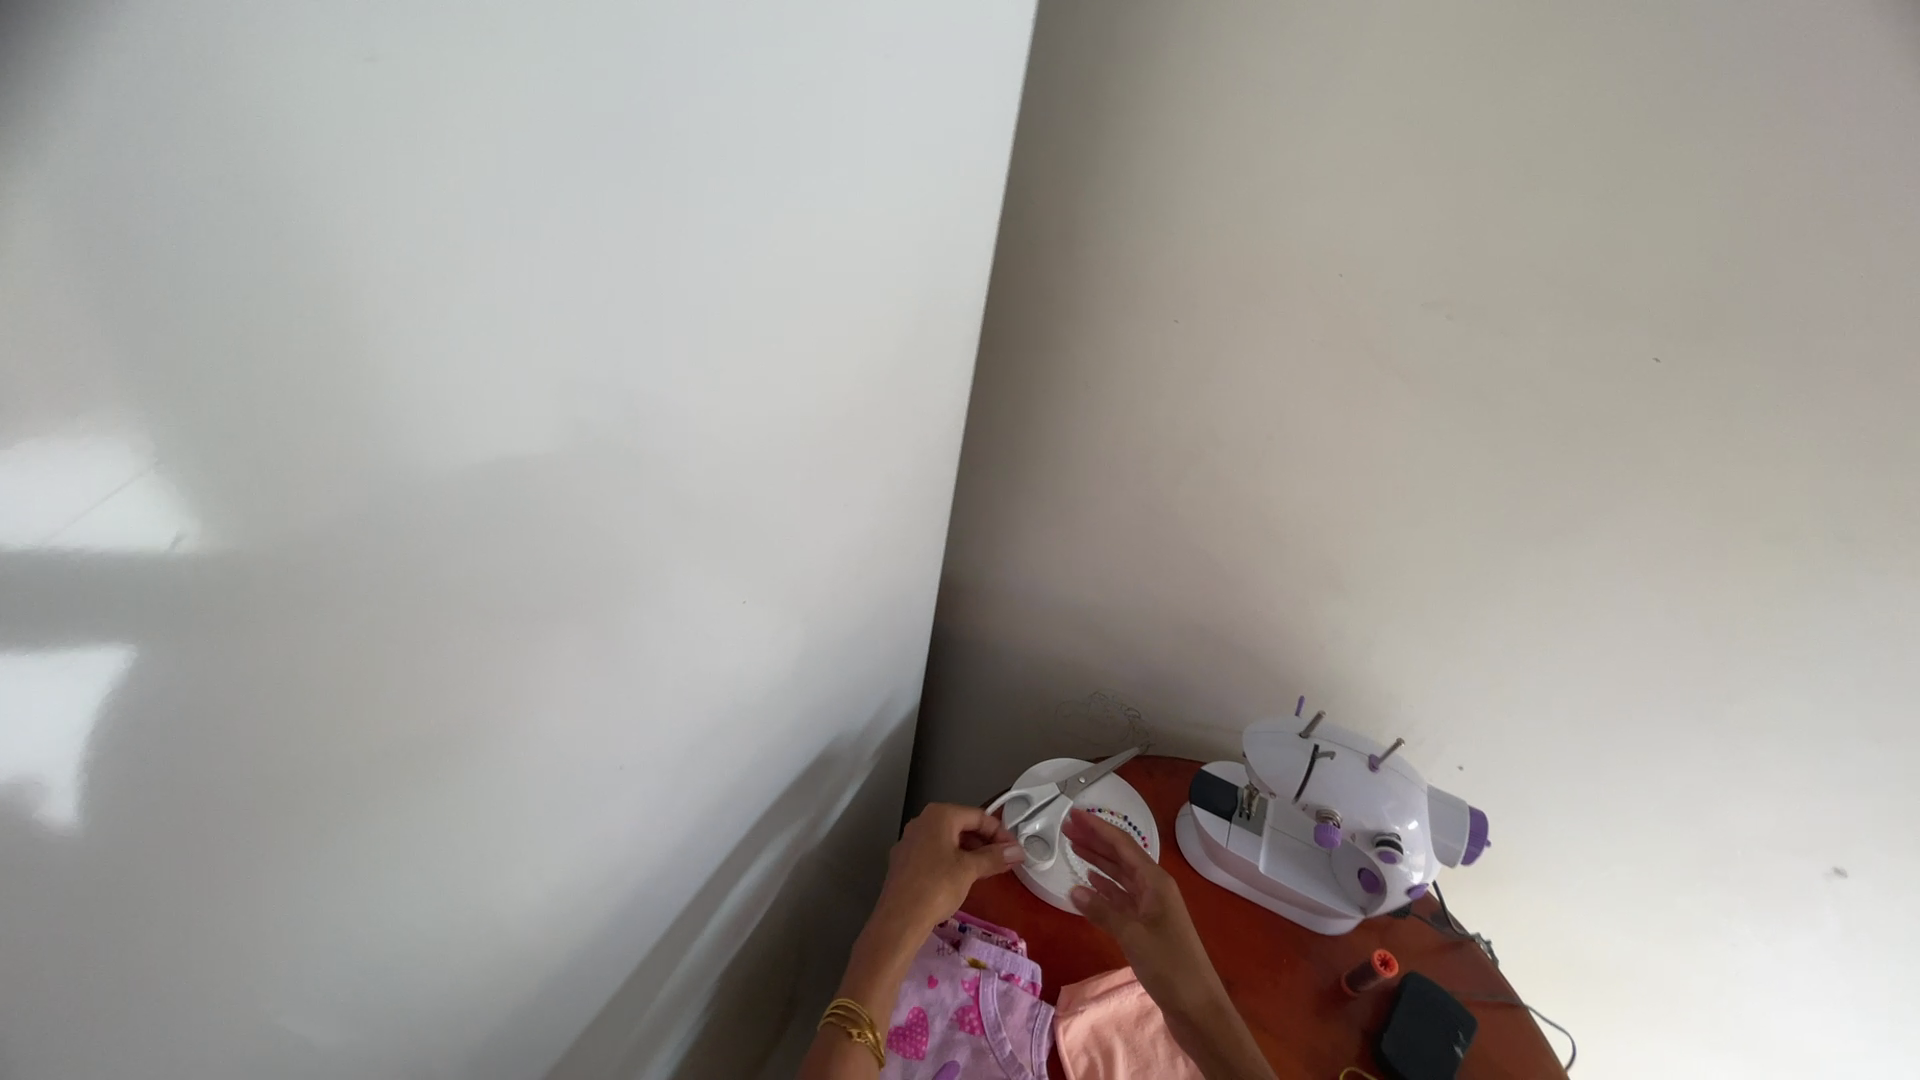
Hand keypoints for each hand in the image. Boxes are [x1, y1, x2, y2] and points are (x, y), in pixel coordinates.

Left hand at [873, 803, 1025, 934]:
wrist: (899, 920)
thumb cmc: (936, 887)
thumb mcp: (970, 870)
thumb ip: (994, 857)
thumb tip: (1016, 851)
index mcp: (939, 815)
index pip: (978, 816)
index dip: (1000, 833)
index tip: (1014, 850)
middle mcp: (922, 821)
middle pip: (962, 825)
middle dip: (985, 843)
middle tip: (1003, 861)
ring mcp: (910, 840)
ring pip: (948, 840)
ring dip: (970, 852)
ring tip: (986, 871)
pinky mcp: (904, 860)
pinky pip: (934, 853)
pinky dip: (952, 860)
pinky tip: (961, 878)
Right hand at [1065, 808, 1274, 1079]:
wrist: (1198, 1009)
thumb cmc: (1170, 967)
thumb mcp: (1133, 936)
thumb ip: (1102, 910)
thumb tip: (1074, 889)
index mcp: (1155, 882)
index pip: (1122, 844)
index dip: (1097, 828)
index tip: (1073, 814)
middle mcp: (1154, 888)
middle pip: (1121, 855)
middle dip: (1094, 840)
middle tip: (1066, 827)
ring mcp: (1151, 907)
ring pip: (1120, 875)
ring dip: (1097, 860)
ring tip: (1072, 847)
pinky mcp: (1146, 927)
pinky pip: (1121, 897)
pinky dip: (1104, 887)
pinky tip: (1089, 881)